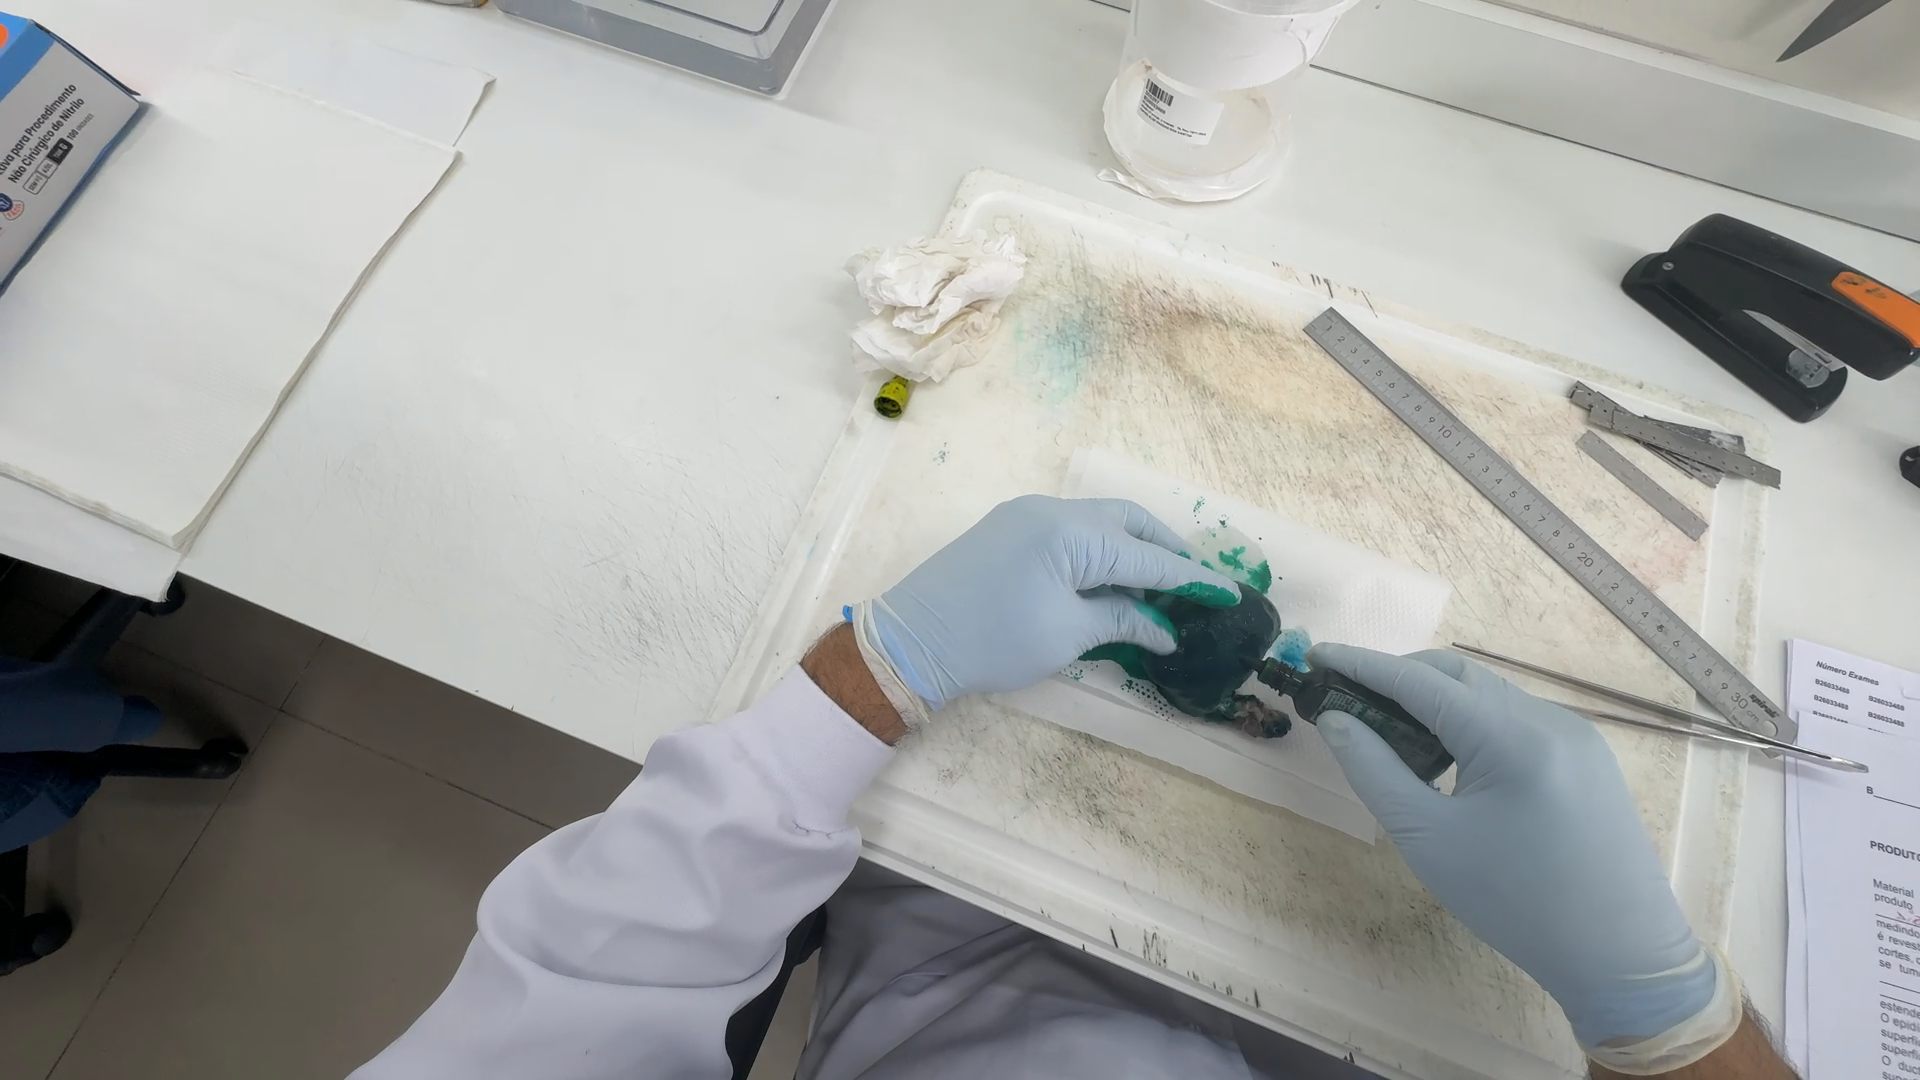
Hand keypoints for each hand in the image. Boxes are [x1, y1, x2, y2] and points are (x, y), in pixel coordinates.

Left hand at [860, 495, 1238, 712]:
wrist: (911, 640)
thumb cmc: (993, 642)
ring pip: (1097, 522)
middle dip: (1164, 549)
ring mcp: (1026, 514)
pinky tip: (1111, 578)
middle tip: (1193, 582)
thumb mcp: (1067, 634)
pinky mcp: (1009, 528)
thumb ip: (1123, 621)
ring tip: (1157, 584)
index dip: (1190, 578)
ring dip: (1130, 548)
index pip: (1146, 556)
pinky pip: (1070, 530)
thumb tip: (1166, 629)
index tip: (1229, 592)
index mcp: (1070, 532)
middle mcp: (1051, 510)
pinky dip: (1098, 550)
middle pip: (1125, 522)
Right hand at [1309, 644, 1720, 1052]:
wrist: (1625, 963)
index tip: (1315, 654)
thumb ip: (1371, 768)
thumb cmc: (1513, 902)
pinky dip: (1463, 715)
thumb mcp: (1425, 837)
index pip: (1418, 681)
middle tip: (1348, 697)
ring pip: (1482, 690)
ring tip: (1388, 727)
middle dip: (1393, 675)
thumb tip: (1332, 718)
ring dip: (1428, 694)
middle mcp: (1549, 721)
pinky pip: (1508, 713)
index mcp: (1511, 740)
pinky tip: (1443, 750)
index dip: (1360, 663)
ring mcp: (1574, 735)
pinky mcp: (1585, 755)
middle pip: (1453, 673)